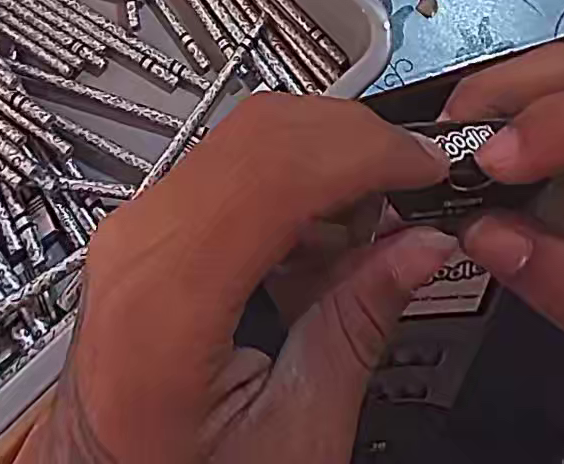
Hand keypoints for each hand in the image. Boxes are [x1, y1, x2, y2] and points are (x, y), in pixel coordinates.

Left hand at [18, 92, 453, 463]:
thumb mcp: (292, 436)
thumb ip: (360, 327)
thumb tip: (422, 245)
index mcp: (165, 304)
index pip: (274, 175)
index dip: (362, 153)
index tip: (421, 164)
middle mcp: (141, 238)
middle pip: (264, 133)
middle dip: (355, 140)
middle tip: (410, 178)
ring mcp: (142, 216)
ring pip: (252, 131)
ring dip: (327, 150)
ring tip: (367, 215)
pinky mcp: (156, 210)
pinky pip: (236, 154)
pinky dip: (297, 168)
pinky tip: (322, 226)